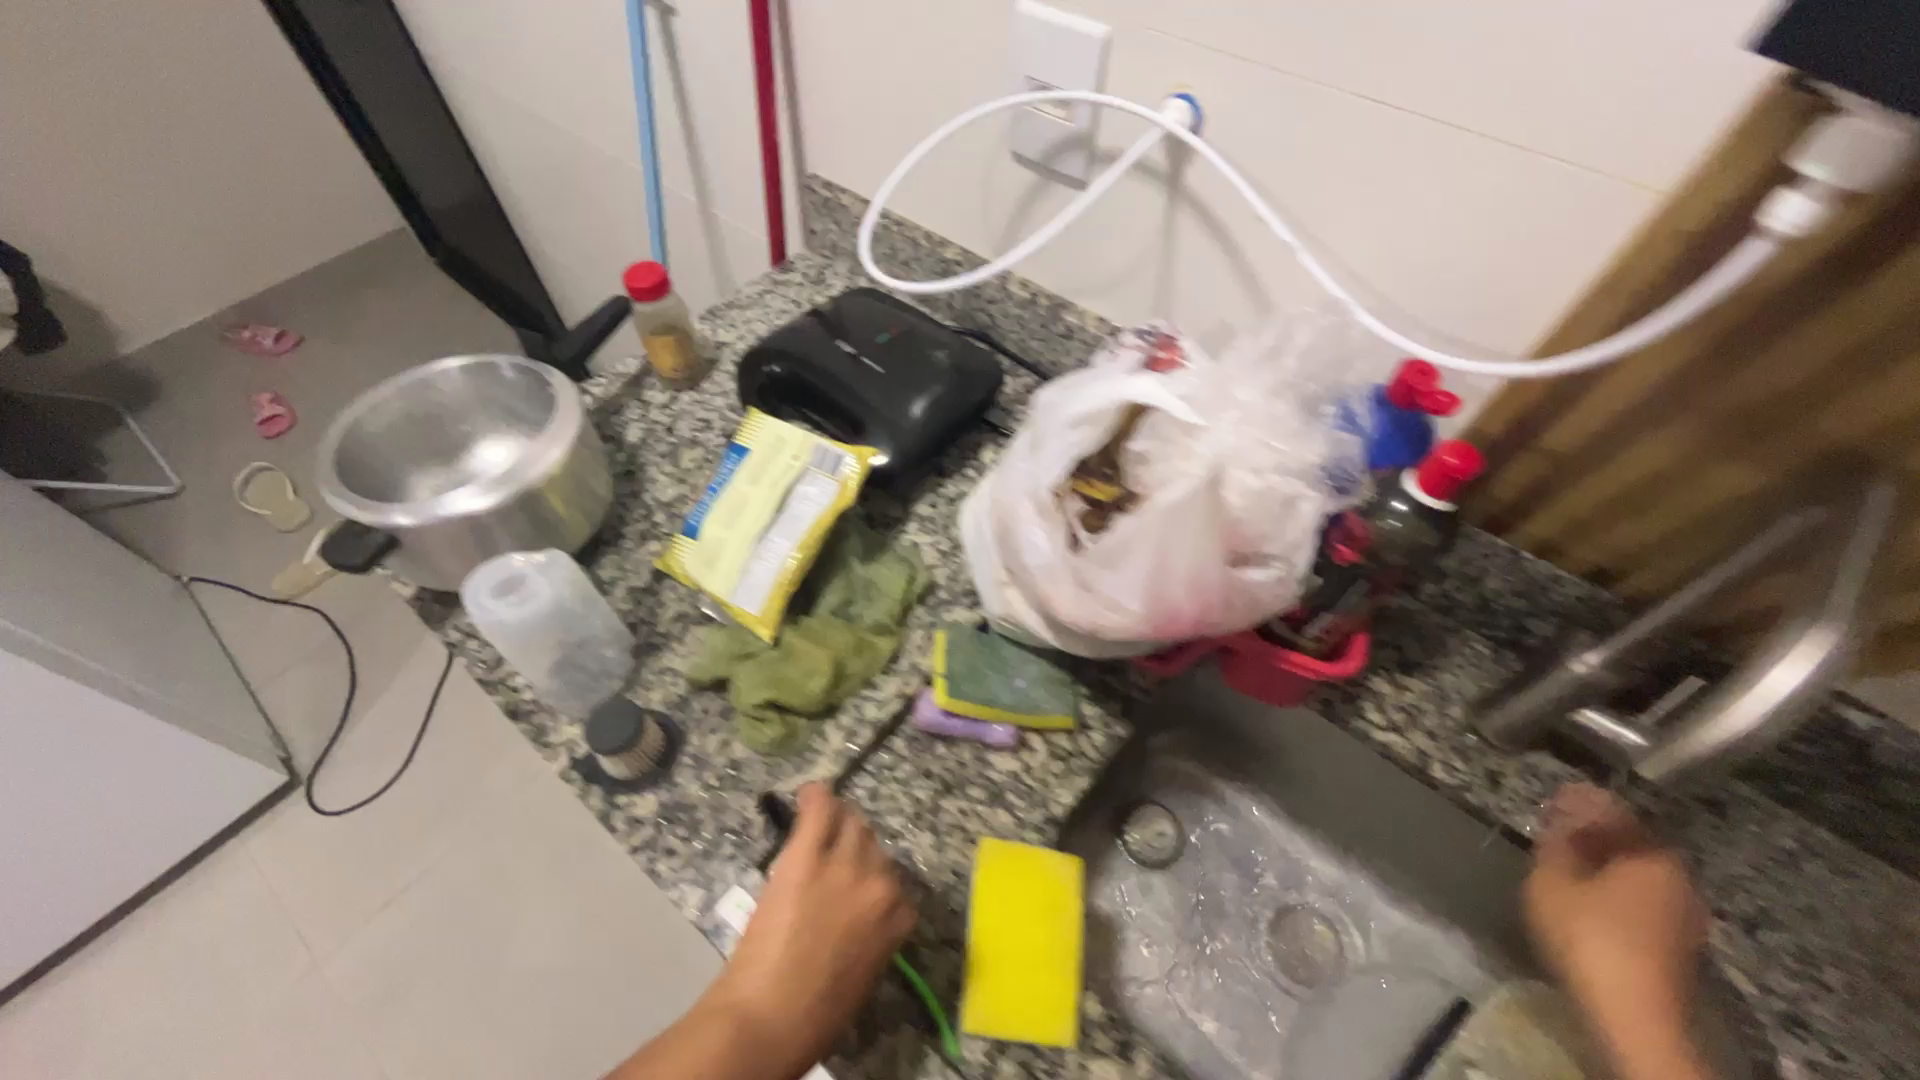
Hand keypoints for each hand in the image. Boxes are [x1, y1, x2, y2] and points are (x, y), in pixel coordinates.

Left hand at [708, 784, 915, 1073]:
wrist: (769, 1017)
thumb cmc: (817, 1013)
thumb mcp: (864, 974)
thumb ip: (872, 936)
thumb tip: (858, 920)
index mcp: (898, 917)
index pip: (896, 884)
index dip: (871, 885)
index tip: (854, 891)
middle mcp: (880, 882)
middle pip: (874, 846)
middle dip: (856, 851)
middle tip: (831, 860)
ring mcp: (843, 864)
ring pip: (851, 821)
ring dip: (838, 822)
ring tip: (818, 827)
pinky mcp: (805, 855)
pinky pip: (819, 808)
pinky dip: (815, 796)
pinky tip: (808, 793)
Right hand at [1525, 784, 1712, 1079]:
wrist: (1633, 1014)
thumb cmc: (1588, 934)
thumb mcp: (1552, 879)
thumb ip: (1556, 843)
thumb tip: (1564, 819)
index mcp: (1652, 854)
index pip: (1614, 811)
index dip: (1581, 800)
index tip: (1553, 794)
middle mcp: (1680, 878)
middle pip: (1631, 843)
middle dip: (1595, 834)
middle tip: (1558, 829)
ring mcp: (1685, 915)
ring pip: (1637, 874)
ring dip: (1605, 865)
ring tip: (1567, 864)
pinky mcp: (1678, 945)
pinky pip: (1641, 901)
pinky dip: (1614, 892)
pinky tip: (1588, 898)